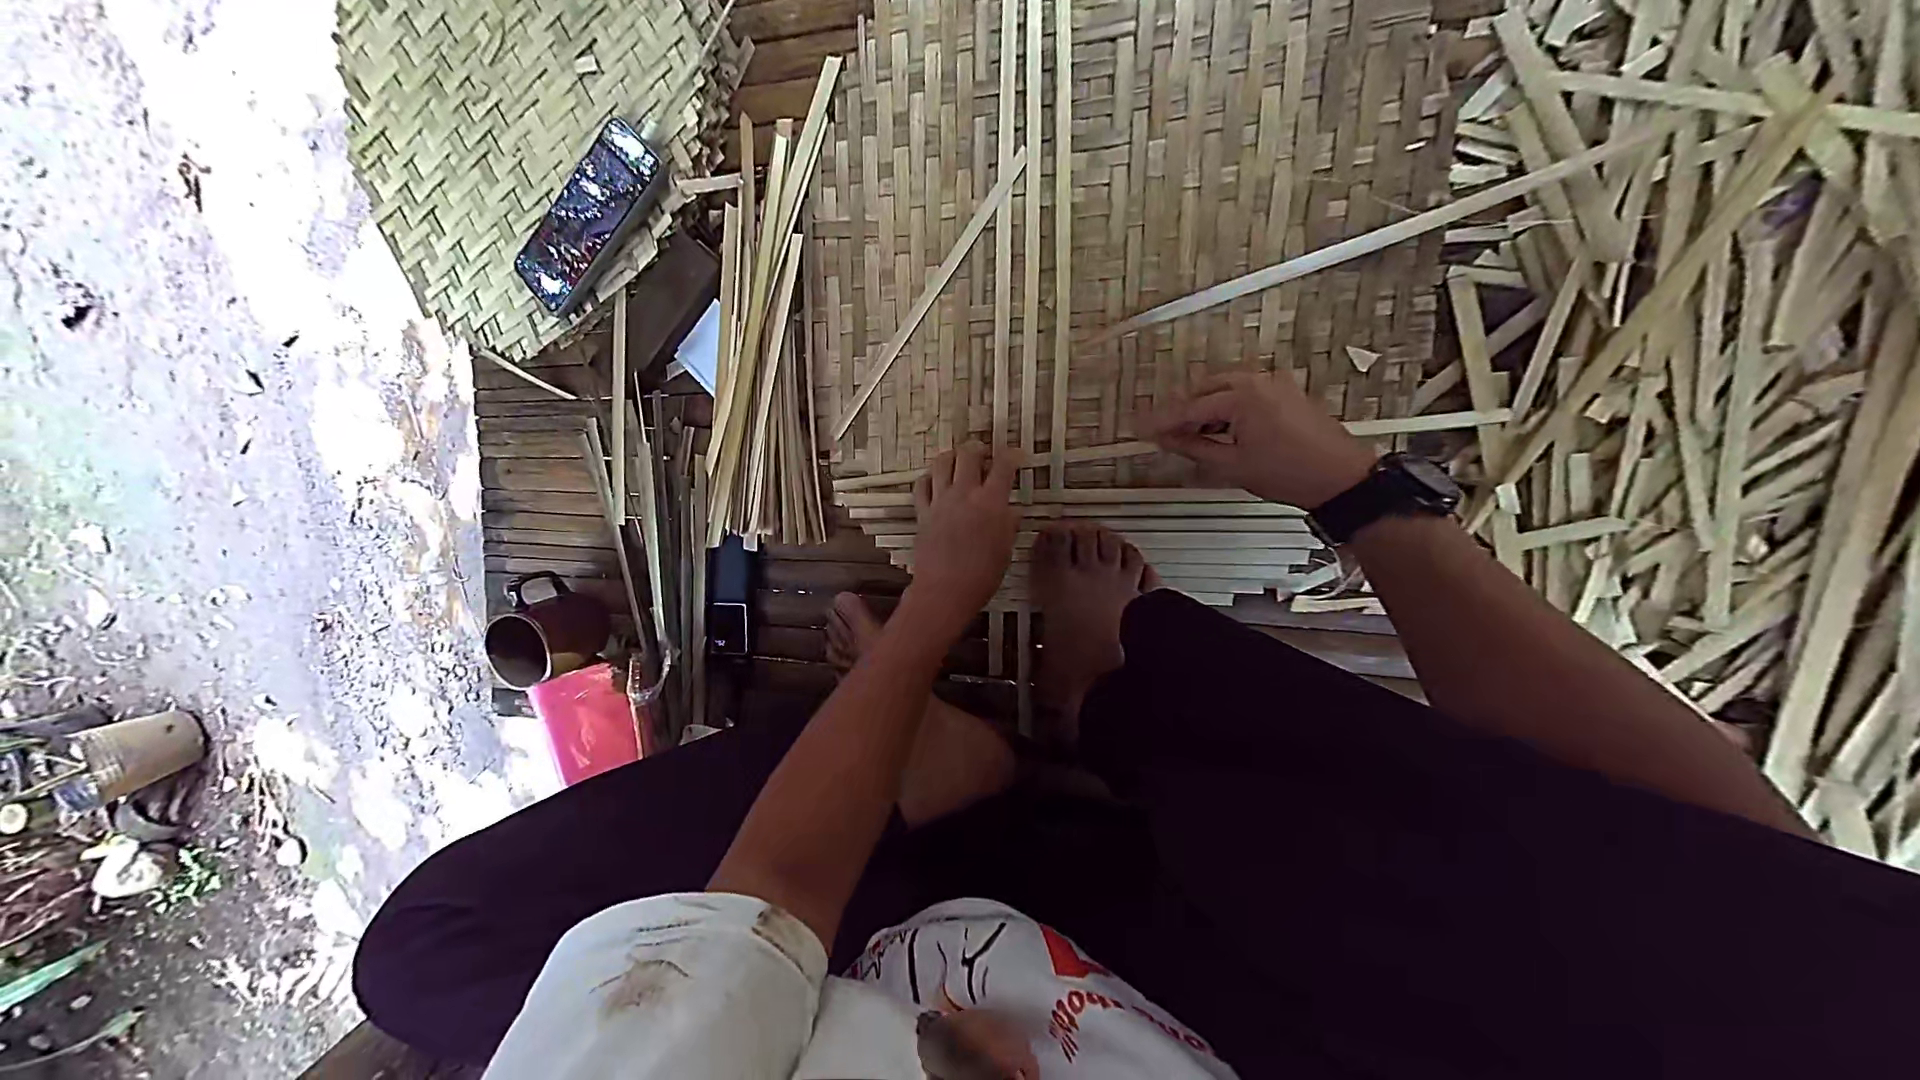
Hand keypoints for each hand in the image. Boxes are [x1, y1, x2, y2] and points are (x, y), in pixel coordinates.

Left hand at [907, 443, 1017, 631]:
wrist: (945, 590)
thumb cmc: (982, 575)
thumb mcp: (1005, 549)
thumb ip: (1008, 525)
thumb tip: (1011, 512)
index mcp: (991, 502)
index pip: (1003, 465)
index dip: (1012, 454)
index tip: (1017, 456)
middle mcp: (964, 494)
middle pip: (968, 454)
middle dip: (979, 448)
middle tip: (984, 454)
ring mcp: (940, 501)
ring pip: (941, 462)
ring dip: (952, 456)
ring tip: (958, 460)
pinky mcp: (923, 513)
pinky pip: (921, 485)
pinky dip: (928, 478)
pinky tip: (934, 481)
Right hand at [1143, 371, 1377, 507]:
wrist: (1341, 478)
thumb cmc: (1290, 473)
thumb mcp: (1232, 465)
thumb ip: (1194, 448)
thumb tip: (1166, 440)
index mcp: (1242, 397)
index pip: (1190, 408)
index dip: (1163, 421)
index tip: (1141, 429)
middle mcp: (1258, 381)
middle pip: (1205, 389)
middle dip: (1182, 410)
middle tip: (1163, 432)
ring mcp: (1274, 384)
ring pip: (1224, 388)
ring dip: (1203, 407)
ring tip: (1188, 434)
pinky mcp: (1285, 392)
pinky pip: (1244, 391)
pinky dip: (1225, 406)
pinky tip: (1218, 428)